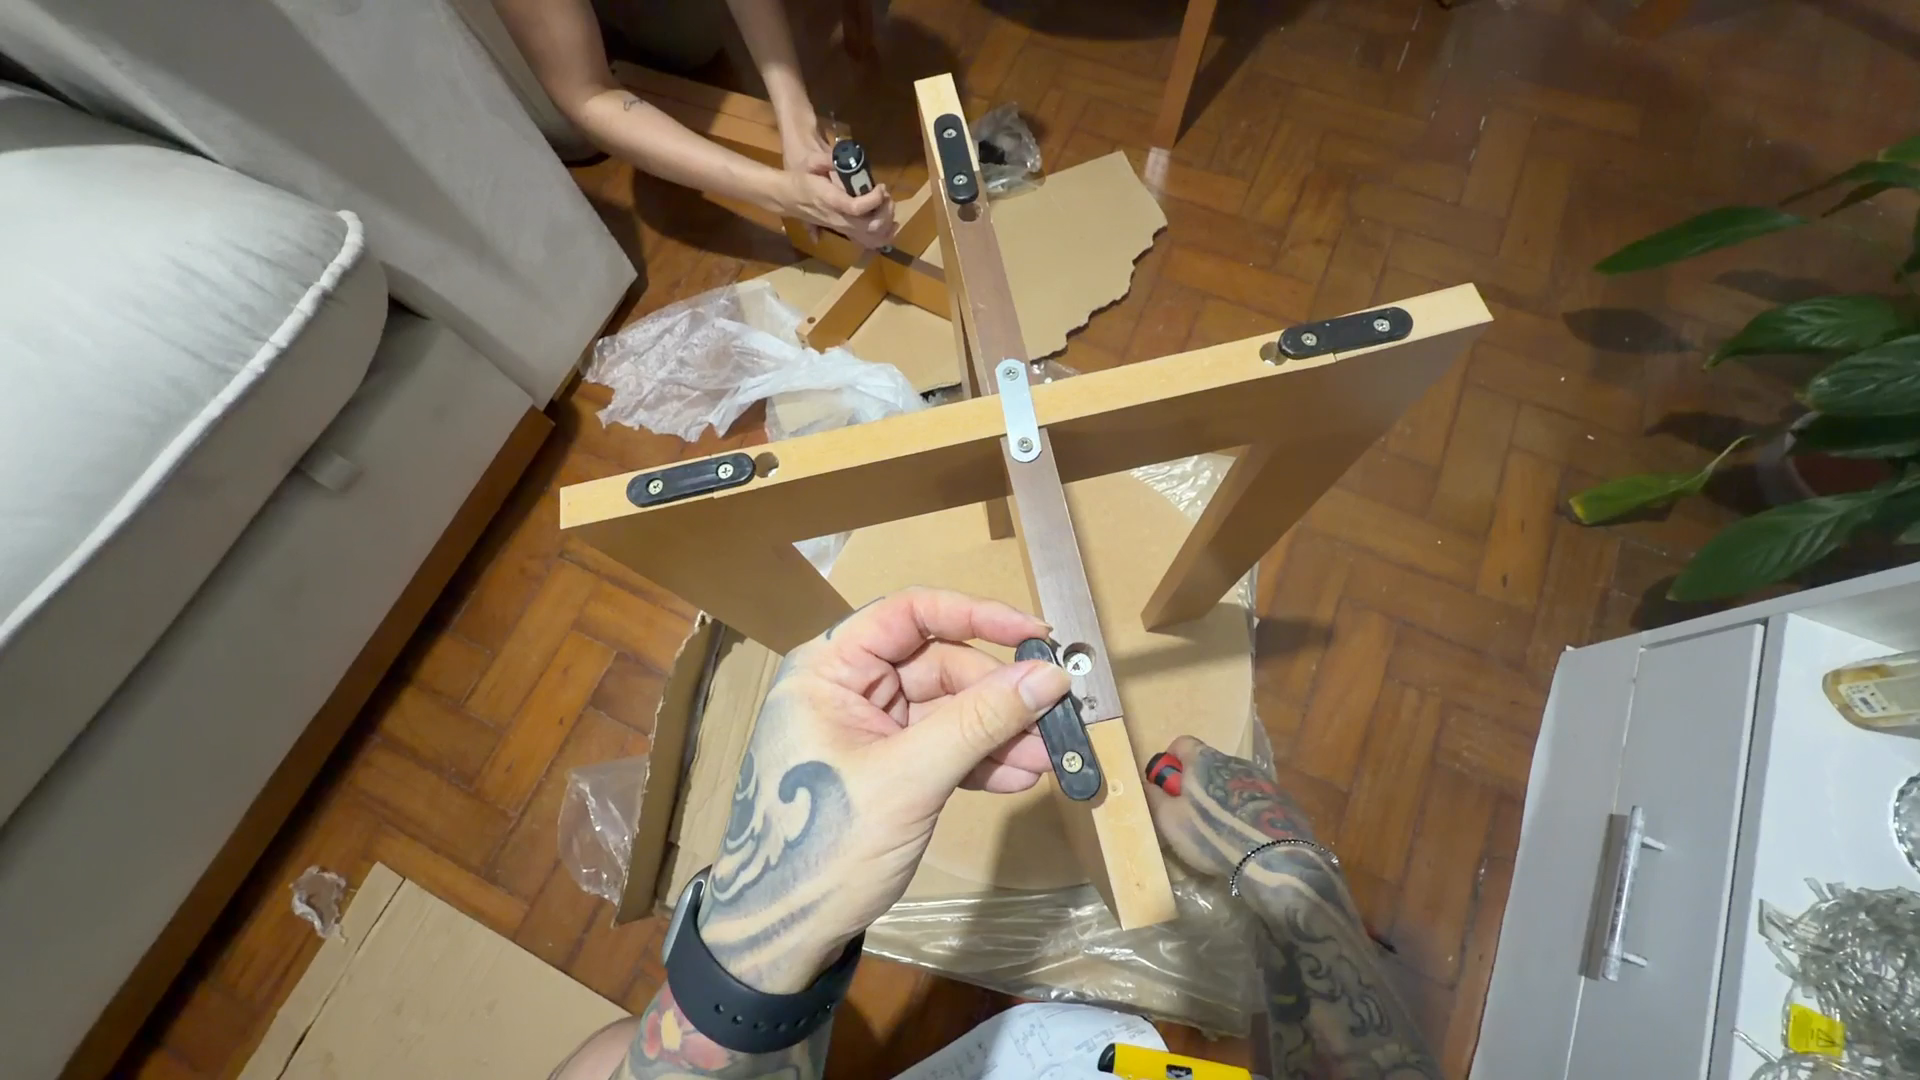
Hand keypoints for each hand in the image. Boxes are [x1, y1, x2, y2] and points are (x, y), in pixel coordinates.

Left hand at [694, 588, 1071, 992]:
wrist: (785, 937)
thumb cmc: (824, 845)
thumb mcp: (907, 779)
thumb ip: (979, 723)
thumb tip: (1050, 677)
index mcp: (830, 667)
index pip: (909, 614)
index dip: (976, 615)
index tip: (1034, 636)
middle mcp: (850, 685)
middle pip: (940, 665)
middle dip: (998, 696)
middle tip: (1054, 720)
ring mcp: (872, 725)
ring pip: (950, 708)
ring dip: (999, 733)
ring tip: (1047, 761)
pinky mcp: (890, 762)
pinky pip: (945, 744)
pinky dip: (980, 759)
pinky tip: (1018, 779)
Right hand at [776, 115, 896, 248]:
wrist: (790, 199)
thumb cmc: (803, 180)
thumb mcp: (811, 163)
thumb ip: (826, 160)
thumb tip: (839, 158)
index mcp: (831, 201)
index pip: (857, 207)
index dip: (874, 199)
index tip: (881, 186)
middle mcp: (839, 219)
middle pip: (870, 226)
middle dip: (885, 211)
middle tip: (887, 196)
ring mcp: (844, 228)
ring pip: (872, 237)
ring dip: (887, 224)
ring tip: (888, 207)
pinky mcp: (846, 232)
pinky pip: (868, 241)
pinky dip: (883, 236)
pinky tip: (891, 225)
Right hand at [1144, 736, 1322, 878]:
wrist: (1273, 860)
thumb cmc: (1211, 834)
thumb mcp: (1169, 820)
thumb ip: (1153, 798)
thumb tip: (1147, 784)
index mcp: (1203, 760)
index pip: (1181, 743)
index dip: (1170, 762)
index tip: (1168, 787)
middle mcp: (1232, 761)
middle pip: (1207, 765)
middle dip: (1196, 785)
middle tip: (1190, 815)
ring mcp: (1261, 780)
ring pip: (1231, 783)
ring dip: (1222, 798)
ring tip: (1220, 831)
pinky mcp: (1282, 802)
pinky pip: (1255, 800)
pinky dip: (1245, 812)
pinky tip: (1245, 838)